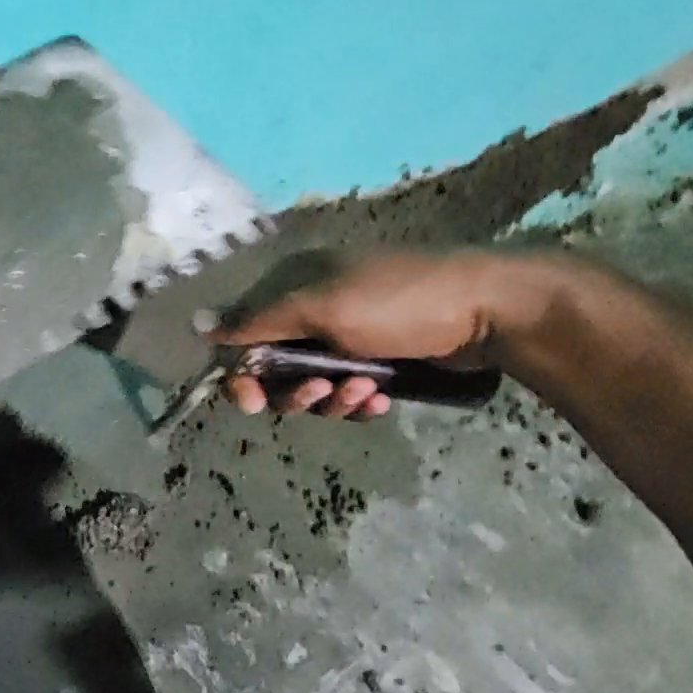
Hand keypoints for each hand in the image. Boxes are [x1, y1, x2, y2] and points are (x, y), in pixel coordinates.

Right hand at [209, 249, 548, 419]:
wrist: (496, 312)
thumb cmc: (400, 301)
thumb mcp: (320, 306)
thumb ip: (255, 320)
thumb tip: (196, 325)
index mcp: (296, 287)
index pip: (244, 337)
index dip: (242, 373)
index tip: (251, 400)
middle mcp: (314, 311)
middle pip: (274, 371)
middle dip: (292, 392)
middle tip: (317, 395)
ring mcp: (347, 339)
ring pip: (310, 389)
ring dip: (330, 400)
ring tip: (364, 394)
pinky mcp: (376, 363)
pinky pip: (345, 396)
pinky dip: (357, 404)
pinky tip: (380, 402)